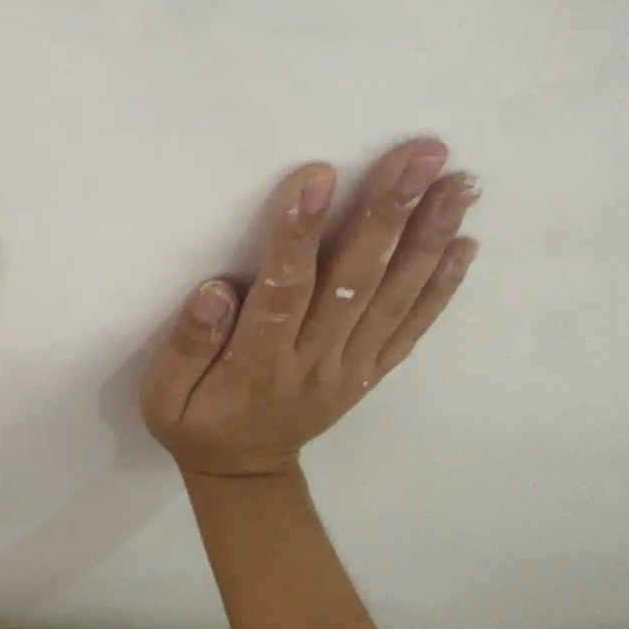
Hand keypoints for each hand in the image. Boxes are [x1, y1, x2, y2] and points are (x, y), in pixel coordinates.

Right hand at [139, 137, 480, 476]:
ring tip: (460, 181)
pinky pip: (412, 327)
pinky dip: (441, 285)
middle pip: (353, 283)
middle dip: (386, 214)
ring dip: (428, 237)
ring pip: (393, 298)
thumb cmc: (195, 426)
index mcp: (258, 365)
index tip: (318, 176)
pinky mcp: (370, 372)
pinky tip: (466, 240)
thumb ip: (186, 346)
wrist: (245, 473)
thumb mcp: (163, 398)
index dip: (298, 235)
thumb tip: (216, 288)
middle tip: (420, 156)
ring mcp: (350, 367)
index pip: (283, 292)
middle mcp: (314, 362)